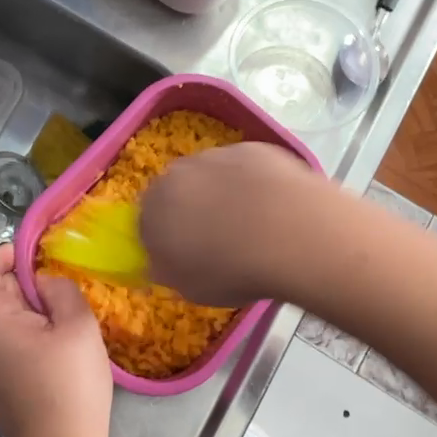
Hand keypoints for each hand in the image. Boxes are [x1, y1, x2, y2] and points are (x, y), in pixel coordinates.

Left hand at [0, 246, 112, 436]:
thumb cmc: (70, 388)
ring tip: (59, 331)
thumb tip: (43, 282)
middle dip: (22, 285)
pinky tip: (50, 354)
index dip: (4, 254)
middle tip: (60, 305)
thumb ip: (59, 288)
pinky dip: (21, 332)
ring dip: (25, 310)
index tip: (39, 267)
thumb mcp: (78, 326)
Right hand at [140, 142, 333, 307]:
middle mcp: (177, 173)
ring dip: (223, 192)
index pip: (146, 221)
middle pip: (178, 190)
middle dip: (193, 209)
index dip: (165, 238)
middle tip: (218, 238)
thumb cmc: (232, 269)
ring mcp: (217, 155)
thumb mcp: (190, 289)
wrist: (289, 232)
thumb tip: (162, 263)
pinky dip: (254, 181)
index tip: (185, 254)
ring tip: (253, 223)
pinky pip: (246, 166)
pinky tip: (274, 205)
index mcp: (152, 208)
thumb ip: (169, 271)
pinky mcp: (253, 146)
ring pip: (212, 174)